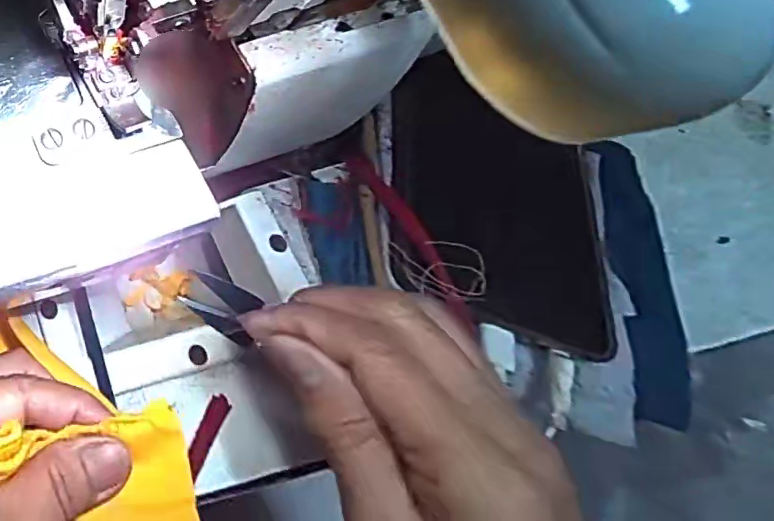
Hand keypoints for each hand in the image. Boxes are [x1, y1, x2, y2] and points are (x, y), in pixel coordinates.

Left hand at [0, 349, 133, 519]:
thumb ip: (56, 487)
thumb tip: (112, 448)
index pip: (21, 385)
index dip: (74, 405)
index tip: (119, 436)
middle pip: (13, 380)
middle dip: (60, 409)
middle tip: (101, 450)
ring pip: (7, 403)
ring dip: (47, 430)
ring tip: (80, 468)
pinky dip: (28, 449)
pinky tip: (48, 478)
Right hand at [241, 287, 579, 520]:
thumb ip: (342, 434)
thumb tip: (286, 346)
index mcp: (481, 466)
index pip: (380, 352)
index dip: (308, 324)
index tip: (255, 325)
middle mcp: (511, 431)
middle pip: (407, 321)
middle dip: (328, 307)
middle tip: (272, 323)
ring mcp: (518, 425)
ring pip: (428, 320)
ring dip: (356, 309)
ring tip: (303, 327)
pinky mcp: (511, 426)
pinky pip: (446, 344)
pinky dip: (388, 327)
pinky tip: (351, 343)